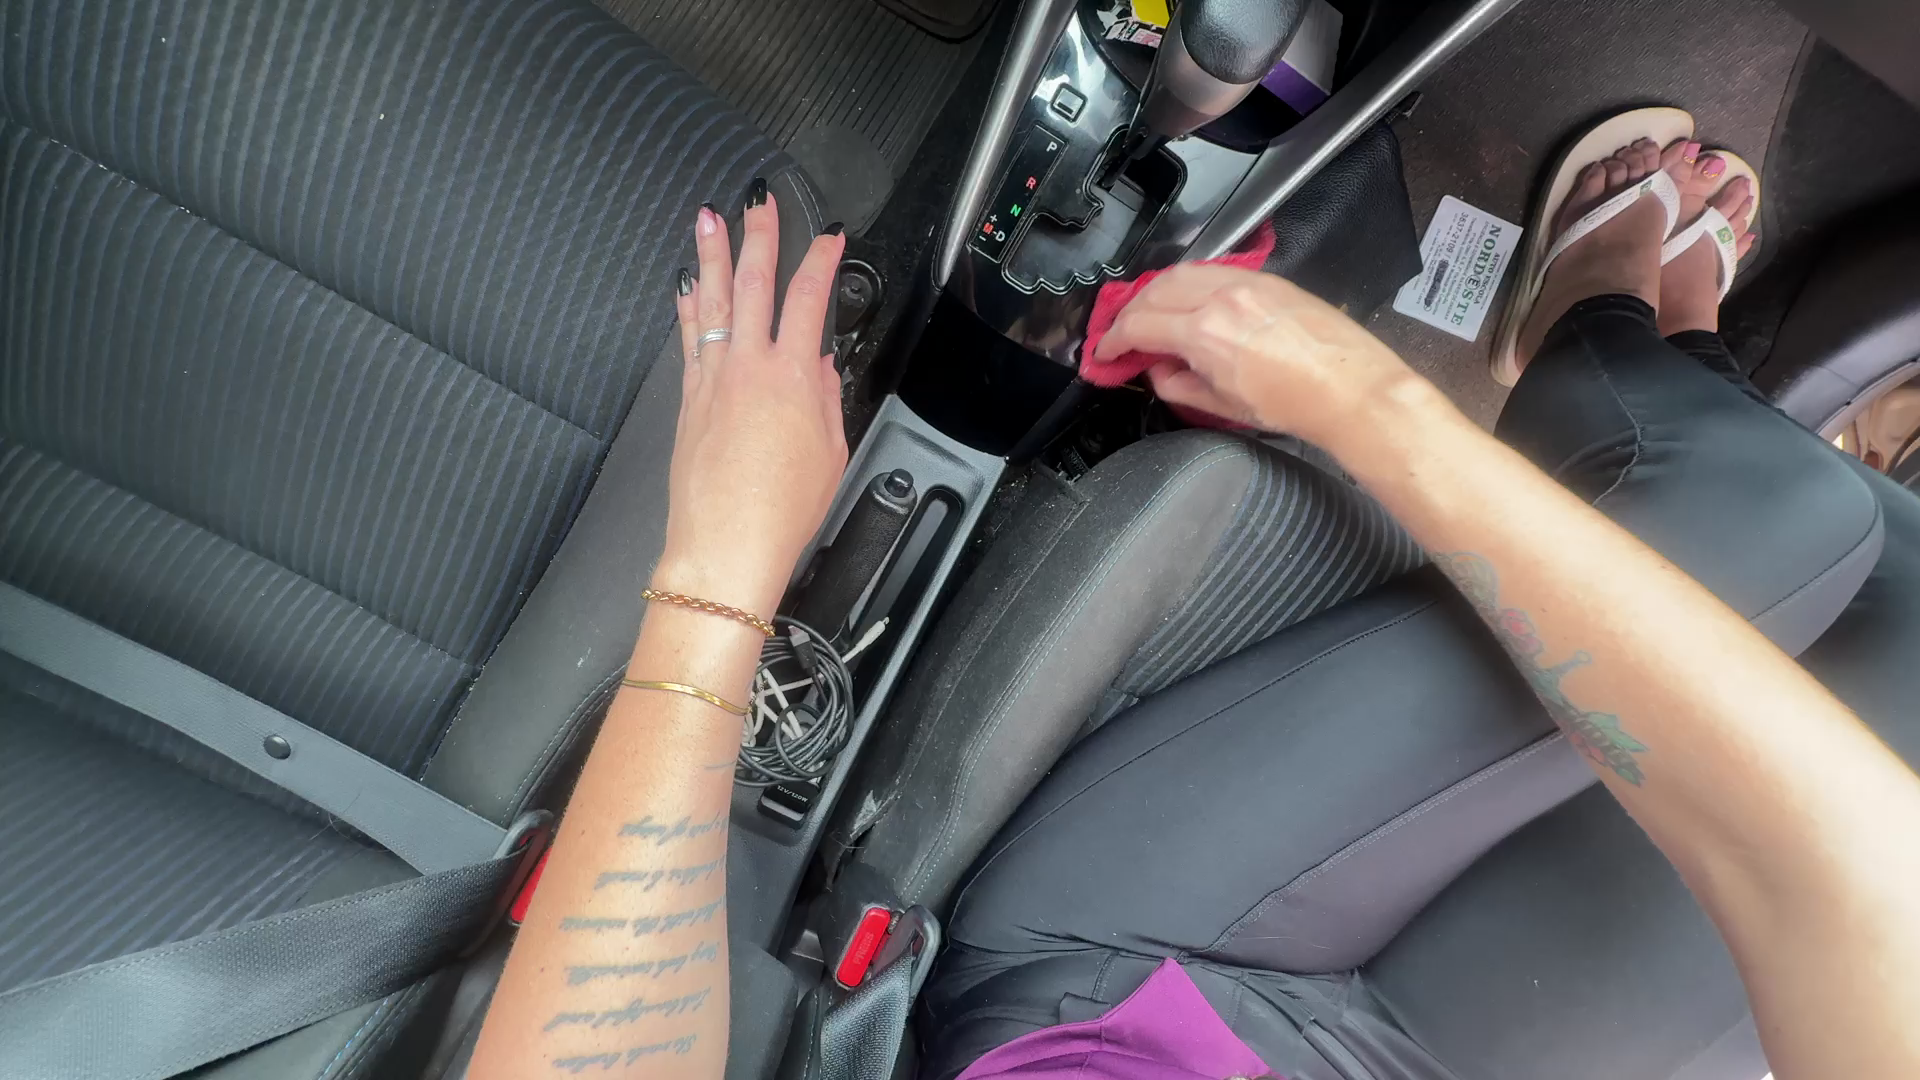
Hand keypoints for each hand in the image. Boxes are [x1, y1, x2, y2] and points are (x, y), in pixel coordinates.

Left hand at [656, 189, 847, 616]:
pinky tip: (684, 286)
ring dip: (711, 255)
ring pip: (710, 300)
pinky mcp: (688, 399)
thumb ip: (827, 401)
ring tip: (710, 218)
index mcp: (792, 379)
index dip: (822, 261)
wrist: (726, 543)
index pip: (809, 300)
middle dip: (760, 235)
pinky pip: (688, 338)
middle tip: (760, 201)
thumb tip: (822, 370)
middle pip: (752, 283)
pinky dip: (687, 307)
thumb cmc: (781, 509)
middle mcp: (748, 367)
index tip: (831, 239)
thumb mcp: (830, 454)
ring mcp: (712, 379)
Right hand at [1093, 265, 1423, 446]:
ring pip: (1180, 274)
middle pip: (1153, 292)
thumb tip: (1159, 372)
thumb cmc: (1292, 402)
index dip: (1112, 341)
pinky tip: (1186, 302)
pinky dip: (1186, 284)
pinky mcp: (1266, 280)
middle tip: (1120, 335)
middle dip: (1127, 313)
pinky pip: (1211, 272)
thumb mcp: (1220, 405)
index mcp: (1204, 332)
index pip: (1138, 326)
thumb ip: (1177, 384)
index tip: (1105, 353)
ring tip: (1147, 314)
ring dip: (1154, 293)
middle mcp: (1221, 298)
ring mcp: (1245, 283)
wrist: (1347, 387)